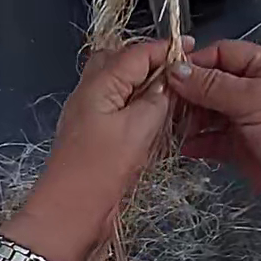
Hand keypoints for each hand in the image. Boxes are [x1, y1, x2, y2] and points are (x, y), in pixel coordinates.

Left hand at [8, 38, 190, 260]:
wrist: (69, 214)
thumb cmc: (101, 170)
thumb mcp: (138, 130)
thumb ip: (157, 100)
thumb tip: (169, 82)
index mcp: (99, 84)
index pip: (135, 53)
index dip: (164, 48)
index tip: (192, 46)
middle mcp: (89, 93)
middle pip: (118, 62)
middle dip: (148, 60)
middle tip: (178, 72)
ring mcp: (88, 115)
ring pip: (116, 85)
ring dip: (141, 83)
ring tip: (169, 94)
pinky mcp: (91, 136)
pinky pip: (116, 107)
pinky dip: (135, 104)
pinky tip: (152, 118)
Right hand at [165, 40, 260, 212]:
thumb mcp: (254, 98)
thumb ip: (212, 85)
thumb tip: (176, 71)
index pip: (222, 54)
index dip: (195, 63)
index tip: (167, 74)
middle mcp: (255, 89)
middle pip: (211, 84)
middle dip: (188, 93)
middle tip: (164, 103)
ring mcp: (246, 120)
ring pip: (208, 113)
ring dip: (189, 119)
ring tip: (171, 125)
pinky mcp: (240, 148)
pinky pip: (211, 140)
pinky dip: (197, 142)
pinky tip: (184, 146)